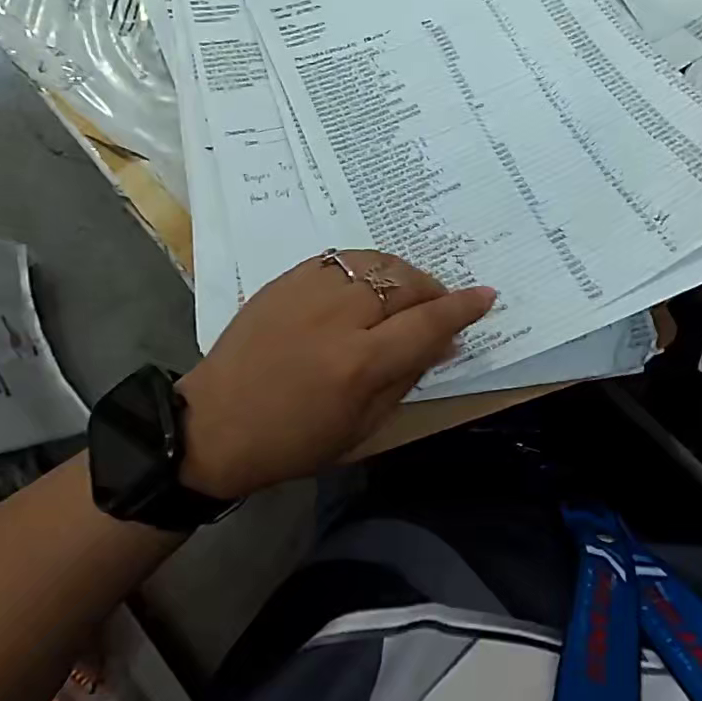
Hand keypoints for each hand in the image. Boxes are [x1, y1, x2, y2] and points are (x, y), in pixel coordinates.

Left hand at [175, 251, 496, 498]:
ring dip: (400, 273)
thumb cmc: (293, 441)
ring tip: (405, 292)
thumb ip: (405, 377)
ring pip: (373, 261)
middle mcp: (337, 317)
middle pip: (403, 282)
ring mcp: (306, 291)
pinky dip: (364, 267)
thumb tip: (442, 342)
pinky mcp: (284, 281)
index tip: (485, 295)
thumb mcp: (360, 427)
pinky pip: (339, 259)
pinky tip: (365, 284)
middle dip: (431, 290)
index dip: (461, 308)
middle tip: (438, 306)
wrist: (216, 423)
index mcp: (359, 363)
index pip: (427, 323)